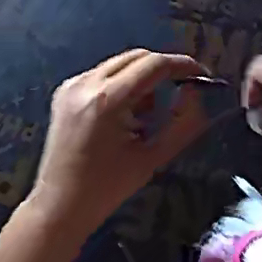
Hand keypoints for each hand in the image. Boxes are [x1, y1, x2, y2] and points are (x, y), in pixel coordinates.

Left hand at [28, 49, 210, 232]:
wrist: (60, 205)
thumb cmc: (107, 188)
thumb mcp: (153, 158)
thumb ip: (182, 123)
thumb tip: (194, 93)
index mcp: (108, 100)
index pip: (154, 65)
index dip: (182, 65)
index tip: (201, 75)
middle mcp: (86, 83)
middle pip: (137, 57)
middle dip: (163, 69)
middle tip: (182, 90)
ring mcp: (72, 85)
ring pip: (120, 64)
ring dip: (142, 78)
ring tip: (147, 115)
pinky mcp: (64, 91)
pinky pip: (103, 75)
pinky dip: (122, 85)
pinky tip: (125, 115)